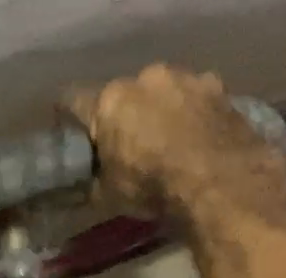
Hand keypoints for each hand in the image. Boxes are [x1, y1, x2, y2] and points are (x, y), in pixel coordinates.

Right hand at [65, 65, 285, 217]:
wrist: (220, 180)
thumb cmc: (150, 185)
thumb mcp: (104, 193)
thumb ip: (90, 176)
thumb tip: (82, 180)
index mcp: (109, 101)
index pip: (71, 100)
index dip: (65, 118)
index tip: (66, 133)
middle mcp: (146, 78)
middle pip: (121, 94)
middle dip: (119, 115)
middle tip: (120, 142)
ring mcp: (187, 77)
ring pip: (159, 92)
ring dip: (156, 110)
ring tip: (161, 140)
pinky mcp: (219, 86)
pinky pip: (192, 97)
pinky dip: (187, 113)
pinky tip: (190, 137)